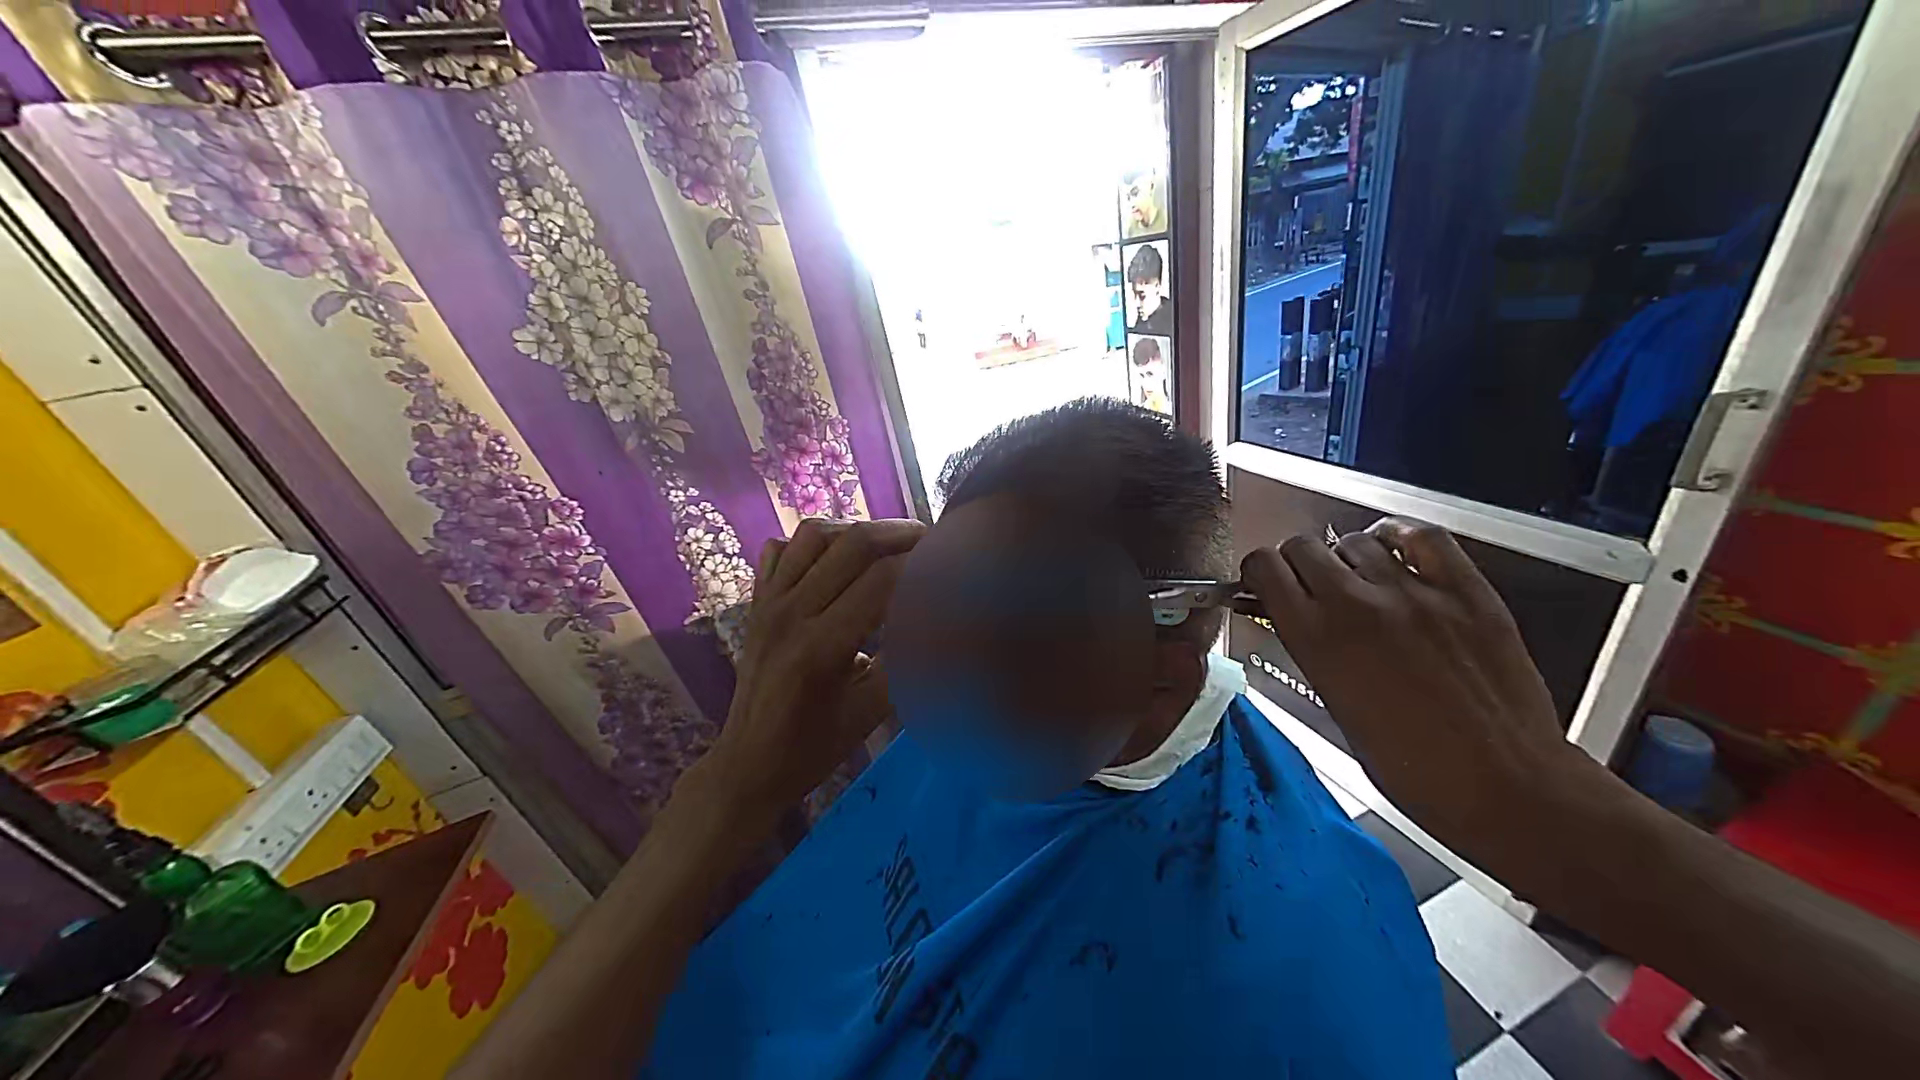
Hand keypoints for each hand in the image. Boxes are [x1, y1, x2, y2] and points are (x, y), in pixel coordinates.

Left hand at [691, 518, 924, 817]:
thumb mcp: (872, 711)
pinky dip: (812, 542)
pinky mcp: (756, 602)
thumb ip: (909, 663)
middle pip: (852, 544)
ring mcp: (768, 602)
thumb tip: (950, 626)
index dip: (924, 563)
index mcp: (822, 645)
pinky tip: (835, 557)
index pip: (883, 580)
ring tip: (887, 541)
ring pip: (814, 535)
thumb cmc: (814, 746)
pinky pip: (781, 550)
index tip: (951, 560)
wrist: (748, 763)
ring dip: (857, 528)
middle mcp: (791, 612)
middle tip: (931, 539)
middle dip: (899, 533)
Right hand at [1240, 517, 1595, 860]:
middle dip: (1297, 562)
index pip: (1264, 566)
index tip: (1265, 580)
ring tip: (1358, 580)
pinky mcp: (1466, 593)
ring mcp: (1414, 594)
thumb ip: (1310, 650)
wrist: (1503, 785)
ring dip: (1347, 557)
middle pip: (1303, 546)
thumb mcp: (1333, 704)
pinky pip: (1423, 537)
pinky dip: (1401, 537)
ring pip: (1356, 540)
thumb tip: (1296, 619)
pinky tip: (1395, 552)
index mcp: (1315, 638)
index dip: (1259, 571)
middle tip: (1308, 583)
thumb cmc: (1415, 766)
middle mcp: (1357, 606)